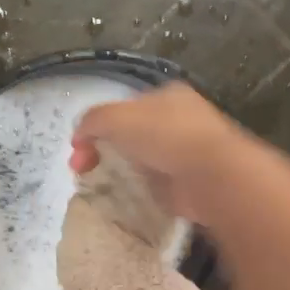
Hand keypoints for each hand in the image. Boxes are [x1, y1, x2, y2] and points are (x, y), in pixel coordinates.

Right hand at [70, 83, 257, 225]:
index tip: (78, 147)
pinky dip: (135, 188)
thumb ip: (91, 121)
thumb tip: (79, 138)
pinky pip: (150, 182)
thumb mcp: (114, 117)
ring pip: (137, 158)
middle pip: (126, 133)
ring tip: (97, 183)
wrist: (211, 176)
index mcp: (165, 95)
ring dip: (116, 170)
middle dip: (100, 149)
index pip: (120, 108)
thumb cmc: (163, 136)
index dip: (95, 126)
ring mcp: (183, 150)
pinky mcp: (185, 179)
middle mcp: (177, 118)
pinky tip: (125, 194)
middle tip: (80, 168)